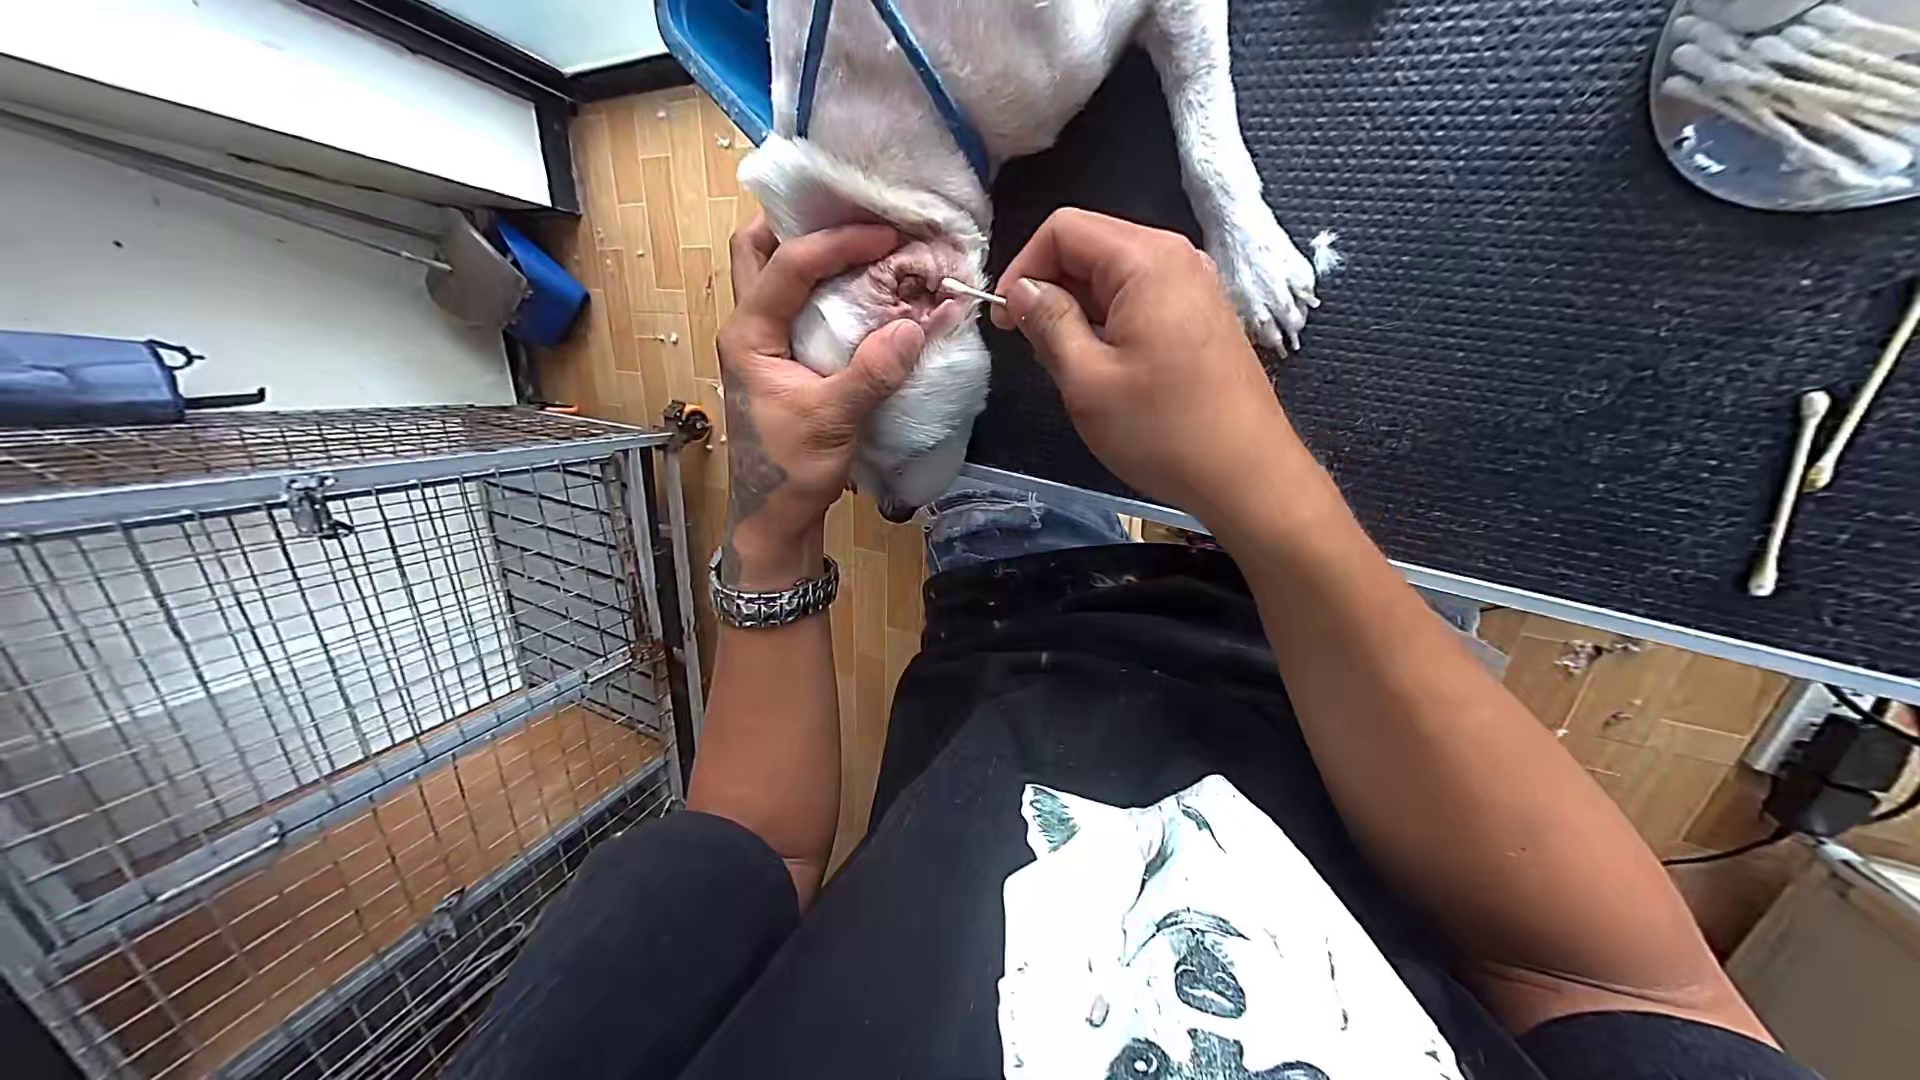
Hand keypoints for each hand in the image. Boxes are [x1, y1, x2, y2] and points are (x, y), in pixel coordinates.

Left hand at [719, 216, 926, 586]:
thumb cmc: (790, 471)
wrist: (776, 516)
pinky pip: (799, 308)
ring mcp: (764, 347)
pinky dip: (827, 290)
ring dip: (810, 254)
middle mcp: (749, 330)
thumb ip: (872, 372)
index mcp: (750, 336)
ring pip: (773, 277)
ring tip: (858, 245)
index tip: (884, 236)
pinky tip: (861, 294)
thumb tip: (916, 325)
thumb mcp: (832, 422)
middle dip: (796, 225)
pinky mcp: (784, 364)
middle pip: (754, 252)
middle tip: (846, 218)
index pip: (787, 265)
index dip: (837, 242)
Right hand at [992, 209, 1307, 529]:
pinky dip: (1107, 321)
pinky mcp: (1200, 319)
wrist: (1246, 475)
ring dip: (1076, 308)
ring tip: (1061, 361)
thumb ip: (1048, 324)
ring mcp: (1194, 288)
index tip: (1005, 319)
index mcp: (1147, 261)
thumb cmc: (1162, 430)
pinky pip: (1140, 300)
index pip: (1064, 229)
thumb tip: (1023, 291)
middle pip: (1091, 246)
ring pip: (1114, 277)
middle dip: (1049, 287)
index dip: (1023, 267)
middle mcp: (1176, 259)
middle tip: (1027, 343)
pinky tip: (1099, 365)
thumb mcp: (1087, 380)